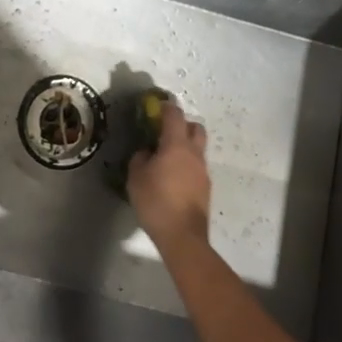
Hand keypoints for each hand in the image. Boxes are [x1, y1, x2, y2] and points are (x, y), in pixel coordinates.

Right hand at [127, 102, 211, 248]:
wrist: (183, 236)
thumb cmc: (156, 201)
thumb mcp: (136, 177)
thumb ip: (140, 158)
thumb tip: (147, 152)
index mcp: (176, 145)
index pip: (174, 116)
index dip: (166, 107)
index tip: (157, 105)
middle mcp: (193, 154)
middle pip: (196, 128)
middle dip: (183, 124)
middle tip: (166, 131)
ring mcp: (203, 171)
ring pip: (198, 148)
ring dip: (185, 146)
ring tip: (167, 158)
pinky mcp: (205, 188)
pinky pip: (197, 166)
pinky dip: (187, 164)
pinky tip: (173, 178)